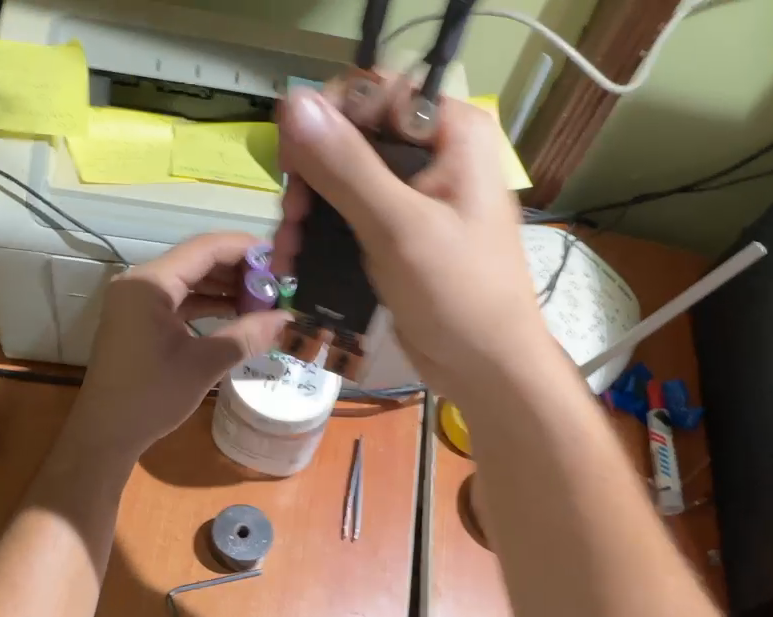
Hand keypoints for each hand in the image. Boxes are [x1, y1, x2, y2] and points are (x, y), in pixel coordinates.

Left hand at [63, 233, 290, 461]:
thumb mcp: (203, 364)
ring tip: (263, 301)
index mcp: (151, 283)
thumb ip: (246, 335)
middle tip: (277, 285)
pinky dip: (206, 306)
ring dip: (224, 289)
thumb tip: (288, 320)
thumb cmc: (151, 396)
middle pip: (197, 261)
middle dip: (238, 271)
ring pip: (189, 281)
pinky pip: (178, 301)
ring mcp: (137, 301)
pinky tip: (236, 315)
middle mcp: (141, 282)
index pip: (206, 249)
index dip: (246, 249)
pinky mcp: (139, 321)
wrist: (107, 432)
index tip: (281, 260)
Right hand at [272, 85, 553, 403]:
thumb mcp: (399, 227)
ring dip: (308, 210)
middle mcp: (433, 153)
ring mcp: (414, 196)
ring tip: (287, 250)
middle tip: (290, 218)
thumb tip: (292, 104)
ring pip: (342, 179)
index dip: (325, 121)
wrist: (485, 367)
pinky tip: (296, 260)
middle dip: (310, 176)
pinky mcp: (398, 234)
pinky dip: (321, 234)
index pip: (373, 93)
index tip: (292, 164)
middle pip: (351, 136)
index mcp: (450, 132)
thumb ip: (347, 167)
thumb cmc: (458, 296)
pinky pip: (348, 216)